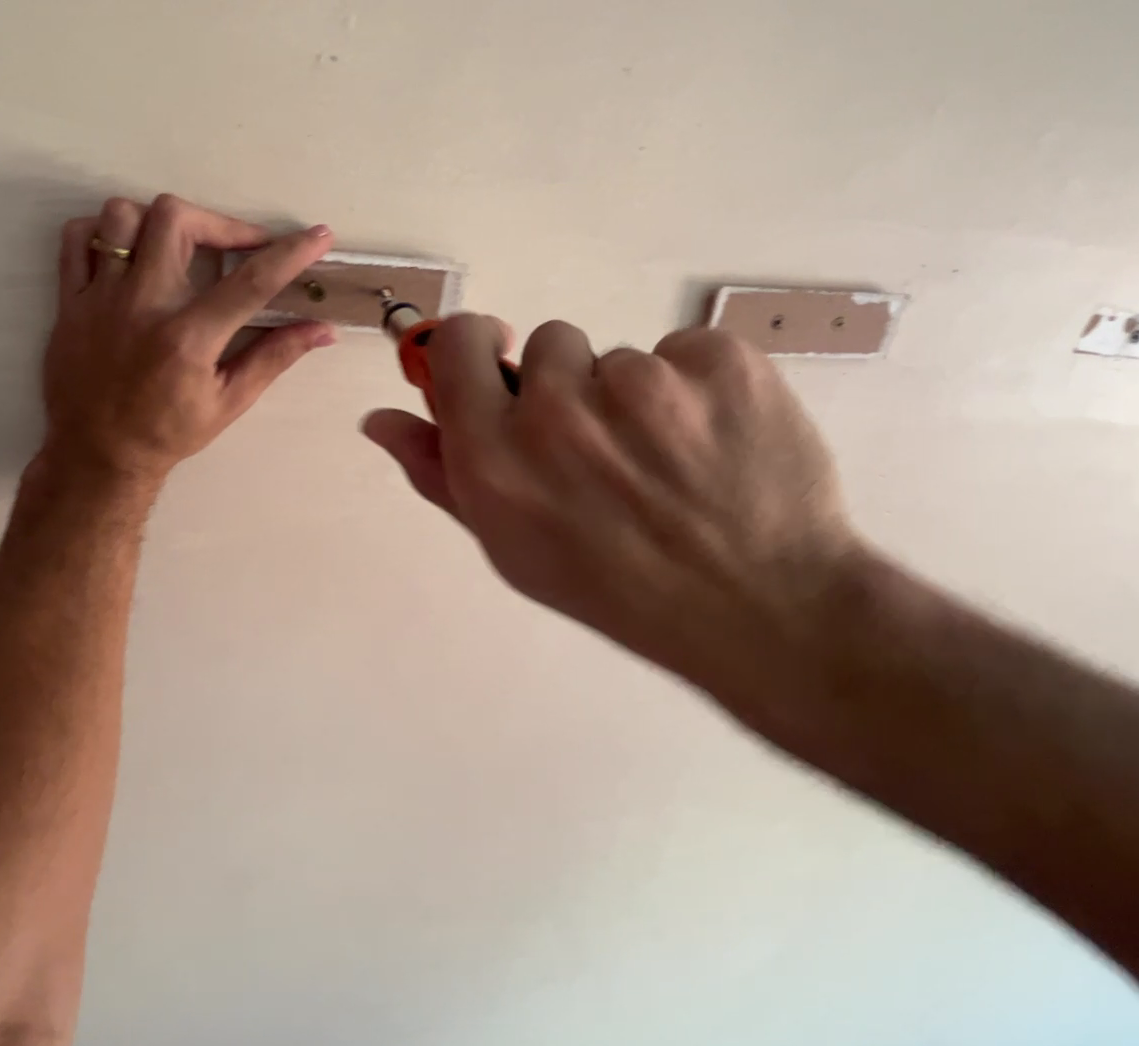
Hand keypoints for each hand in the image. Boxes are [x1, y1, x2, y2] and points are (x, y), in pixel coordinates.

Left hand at [33, 195, 336, 494]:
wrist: (97, 454)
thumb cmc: (169, 432)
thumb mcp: (229, 401)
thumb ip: (274, 357)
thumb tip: (323, 330)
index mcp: (188, 338)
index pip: (250, 281)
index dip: (291, 253)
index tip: (318, 236)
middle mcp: (142, 306)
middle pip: (175, 219)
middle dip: (217, 223)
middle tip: (236, 248)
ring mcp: (99, 297)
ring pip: (122, 217)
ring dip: (158, 222)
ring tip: (180, 247)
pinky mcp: (70, 299)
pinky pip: (77, 237)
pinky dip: (105, 231)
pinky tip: (130, 253)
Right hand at [361, 317, 862, 711]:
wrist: (759, 609)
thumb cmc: (618, 589)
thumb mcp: (513, 549)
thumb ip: (440, 476)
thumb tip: (379, 418)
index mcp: (497, 462)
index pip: (463, 346)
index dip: (485, 349)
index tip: (510, 369)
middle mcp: (559, 414)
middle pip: (552, 345)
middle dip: (574, 387)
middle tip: (612, 454)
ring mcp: (645, 384)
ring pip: (624, 358)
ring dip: (640, 398)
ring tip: (673, 464)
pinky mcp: (720, 363)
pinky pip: (690, 353)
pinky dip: (701, 391)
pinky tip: (718, 447)